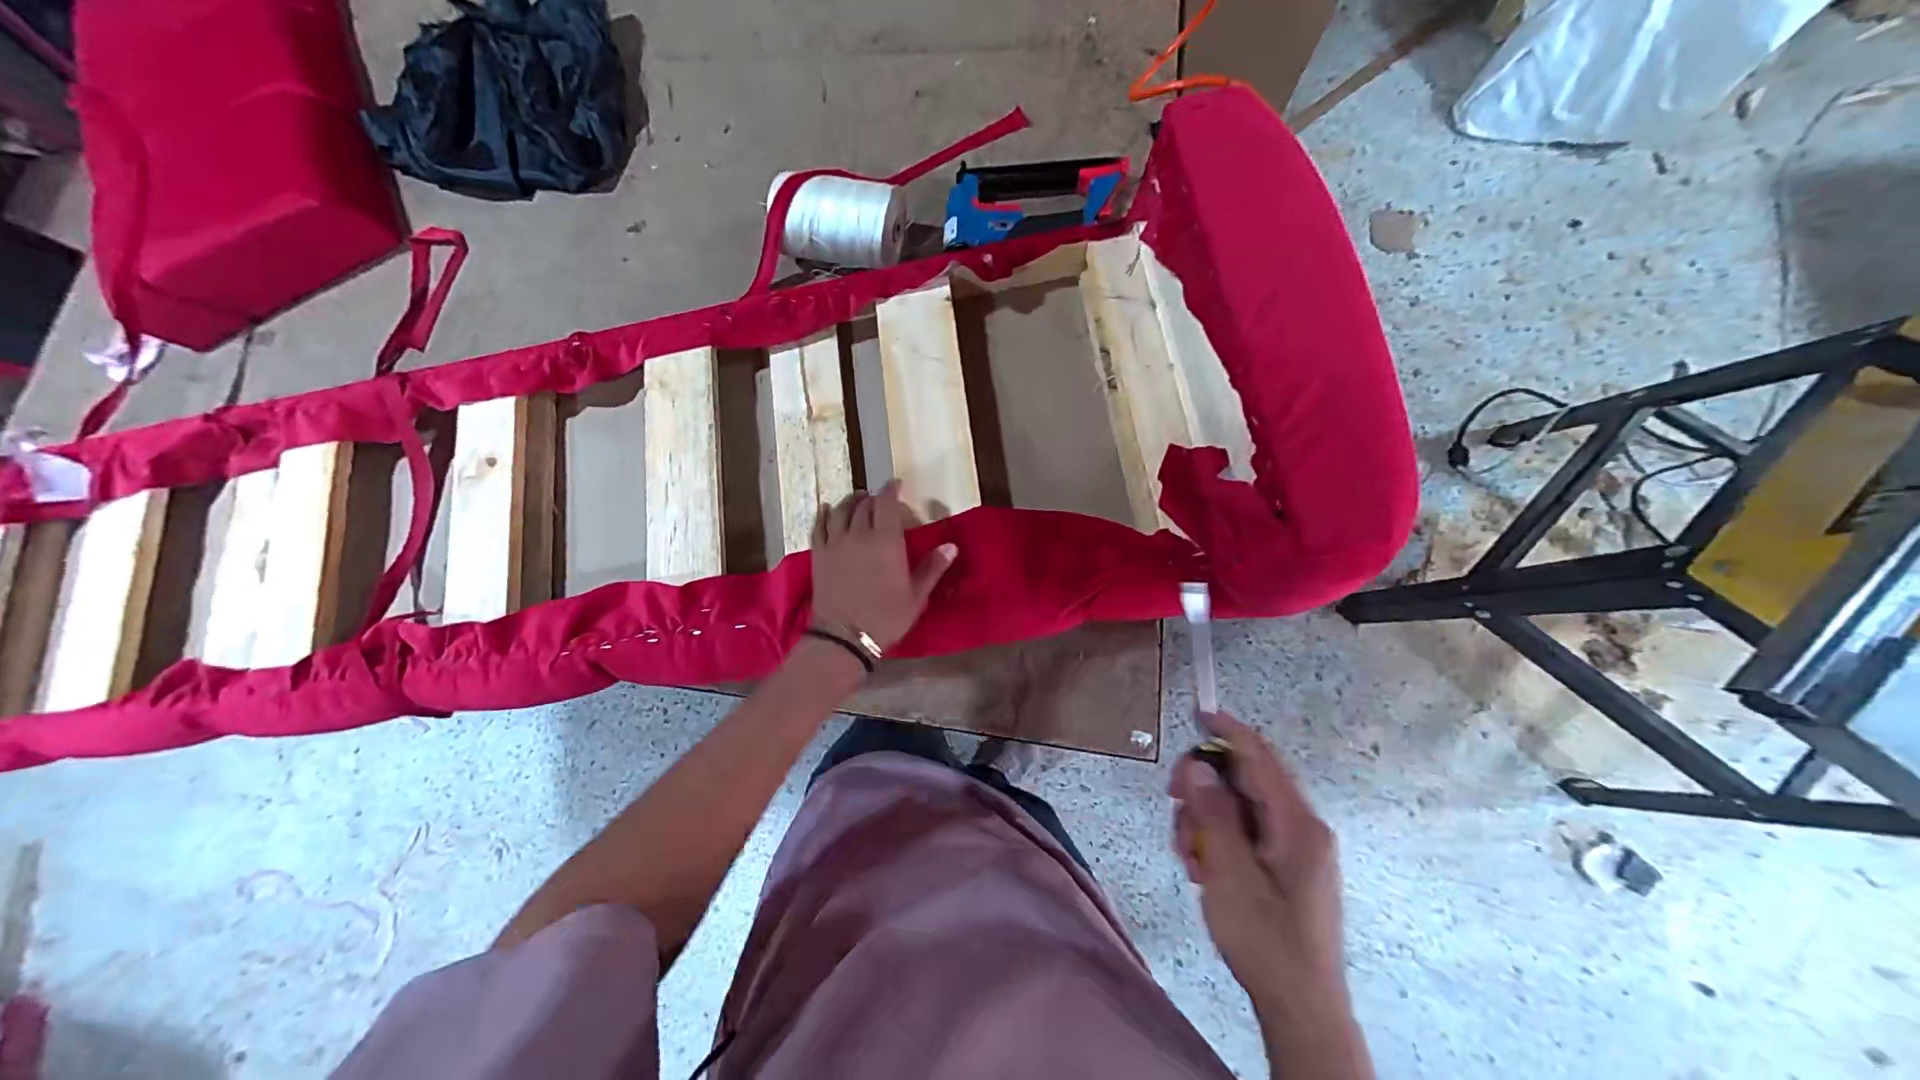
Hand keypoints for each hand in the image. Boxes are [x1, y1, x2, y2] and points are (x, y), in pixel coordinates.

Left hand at [810, 480, 956, 650]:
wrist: (844, 636)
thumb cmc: (886, 617)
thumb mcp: (916, 596)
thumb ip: (932, 568)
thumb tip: (951, 546)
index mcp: (886, 540)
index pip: (887, 503)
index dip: (891, 489)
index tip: (896, 484)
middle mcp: (859, 534)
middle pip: (865, 504)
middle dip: (874, 497)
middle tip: (880, 498)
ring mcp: (835, 543)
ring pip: (842, 510)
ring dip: (852, 501)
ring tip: (858, 499)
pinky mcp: (819, 554)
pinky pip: (820, 525)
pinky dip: (826, 514)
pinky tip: (828, 510)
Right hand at [1171, 711, 1347, 1016]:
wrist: (1301, 1007)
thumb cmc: (1266, 940)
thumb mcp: (1230, 873)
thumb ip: (1214, 814)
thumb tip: (1199, 767)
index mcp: (1297, 823)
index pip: (1260, 757)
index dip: (1228, 731)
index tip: (1198, 712)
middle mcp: (1301, 828)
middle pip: (1245, 781)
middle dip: (1203, 786)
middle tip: (1174, 804)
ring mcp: (1295, 849)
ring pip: (1239, 808)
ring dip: (1206, 819)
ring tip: (1188, 855)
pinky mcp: (1286, 868)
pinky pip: (1246, 834)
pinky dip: (1219, 840)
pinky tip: (1203, 867)